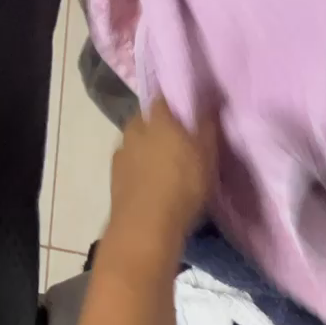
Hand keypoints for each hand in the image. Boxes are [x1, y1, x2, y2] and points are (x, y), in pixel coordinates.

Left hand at [103, 98, 215, 263]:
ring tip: (161, 169)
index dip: (174, 104)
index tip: (184, 114)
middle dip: (157, 128)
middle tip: (174, 144)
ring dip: (145, 150)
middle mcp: (135, 128)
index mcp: (159, 118)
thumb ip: (208, 127)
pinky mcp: (114, 178)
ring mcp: (121, 153)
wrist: (147, 226)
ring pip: (135, 143)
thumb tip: (211, 100)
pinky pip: (129, 166)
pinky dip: (137, 171)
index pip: (163, 99)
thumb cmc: (184, 186)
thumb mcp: (207, 156)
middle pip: (146, 120)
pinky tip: (149, 186)